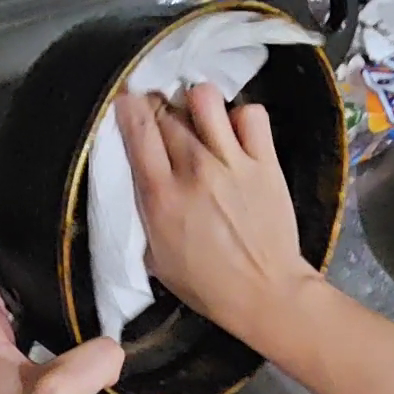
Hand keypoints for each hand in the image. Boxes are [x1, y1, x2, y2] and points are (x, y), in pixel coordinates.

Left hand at [0, 227, 123, 393]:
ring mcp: (3, 376)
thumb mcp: (61, 390)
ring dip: (25, 300)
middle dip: (2, 268)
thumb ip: (92, 359)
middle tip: (30, 243)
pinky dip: (46, 332)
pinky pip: (31, 349)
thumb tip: (116, 348)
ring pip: (11, 325)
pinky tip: (74, 337)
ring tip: (57, 281)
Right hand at [115, 84, 320, 341]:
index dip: (129, 108)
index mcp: (162, 197)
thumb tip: (139, 180)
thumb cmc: (207, 284)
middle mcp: (195, 170)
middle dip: (159, 111)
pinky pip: (251, 114)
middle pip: (167, 113)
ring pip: (205, 100)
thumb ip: (144, 214)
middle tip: (163, 126)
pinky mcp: (265, 162)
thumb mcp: (156, 258)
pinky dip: (240, 118)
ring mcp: (233, 162)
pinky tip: (234, 136)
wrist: (264, 293)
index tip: (129, 109)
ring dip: (196, 105)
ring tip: (198, 122)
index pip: (137, 128)